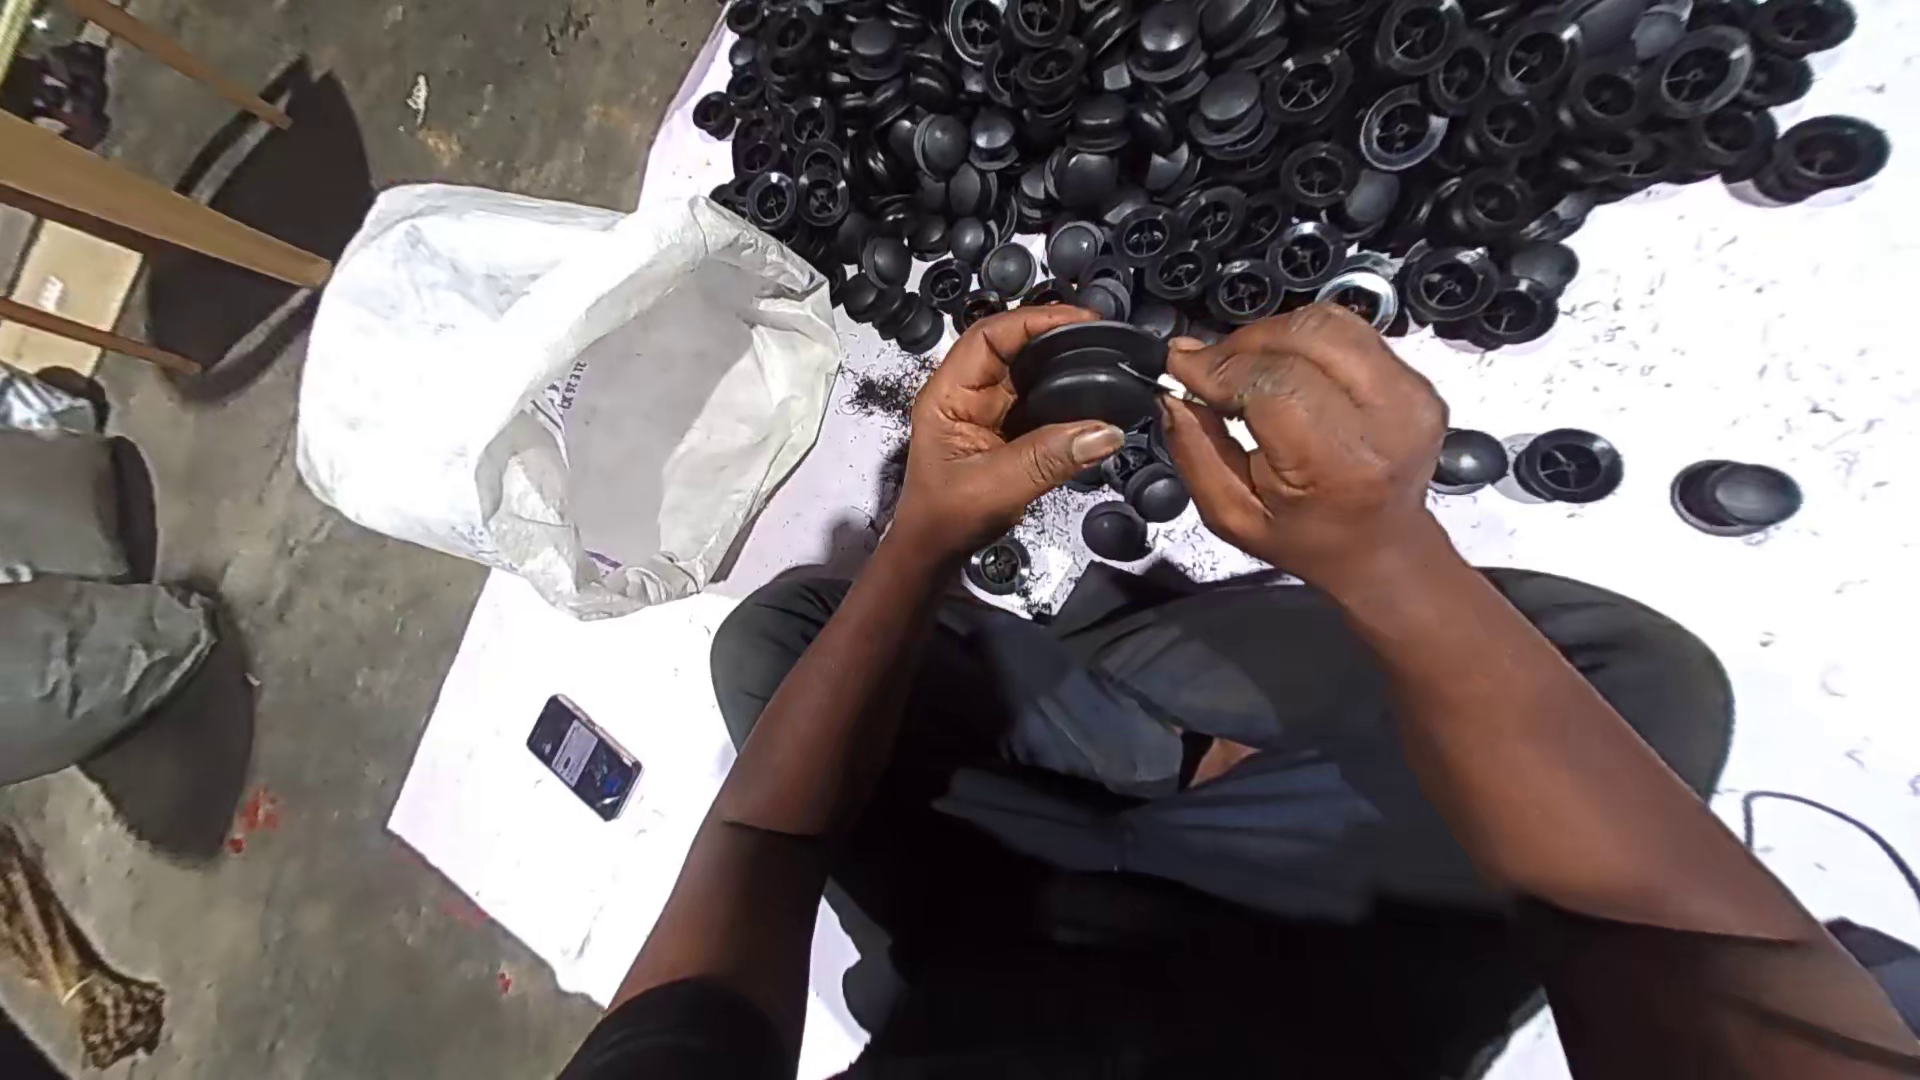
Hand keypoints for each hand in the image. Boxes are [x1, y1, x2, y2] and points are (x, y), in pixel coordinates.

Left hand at [890, 306, 1125, 560]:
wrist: (937, 551)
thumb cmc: (944, 519)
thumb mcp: (995, 487)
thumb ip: (1049, 459)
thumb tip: (1104, 432)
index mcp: (948, 396)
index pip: (988, 337)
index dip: (1033, 321)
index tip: (1078, 320)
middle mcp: (968, 396)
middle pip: (1013, 349)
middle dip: (1055, 339)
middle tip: (1100, 337)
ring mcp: (989, 413)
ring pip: (1030, 375)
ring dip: (1064, 368)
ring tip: (1102, 361)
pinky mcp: (1007, 432)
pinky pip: (1041, 404)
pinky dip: (1066, 399)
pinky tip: (1090, 398)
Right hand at [1159, 303, 1449, 589]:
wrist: (1378, 545)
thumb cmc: (1303, 539)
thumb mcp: (1230, 516)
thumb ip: (1195, 453)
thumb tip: (1172, 395)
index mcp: (1339, 466)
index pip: (1273, 384)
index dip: (1218, 367)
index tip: (1179, 366)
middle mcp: (1388, 419)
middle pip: (1302, 339)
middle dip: (1237, 346)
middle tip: (1203, 369)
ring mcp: (1410, 392)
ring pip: (1325, 323)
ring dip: (1266, 336)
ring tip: (1236, 367)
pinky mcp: (1414, 377)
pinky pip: (1346, 331)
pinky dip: (1296, 338)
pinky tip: (1273, 365)